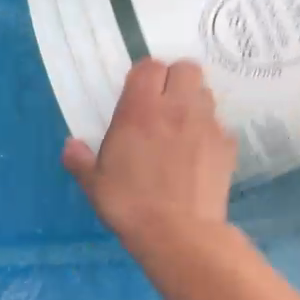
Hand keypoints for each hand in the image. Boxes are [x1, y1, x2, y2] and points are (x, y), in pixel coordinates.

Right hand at [63, 58, 238, 253]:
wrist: (178, 231)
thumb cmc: (126, 202)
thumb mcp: (91, 181)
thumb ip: (79, 158)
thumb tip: (72, 145)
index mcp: (139, 112)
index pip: (149, 67)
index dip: (141, 75)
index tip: (132, 91)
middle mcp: (177, 110)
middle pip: (186, 69)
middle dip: (171, 78)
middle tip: (156, 101)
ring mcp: (207, 126)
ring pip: (204, 93)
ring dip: (189, 100)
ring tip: (174, 125)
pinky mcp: (227, 145)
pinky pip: (216, 123)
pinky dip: (203, 129)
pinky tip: (191, 153)